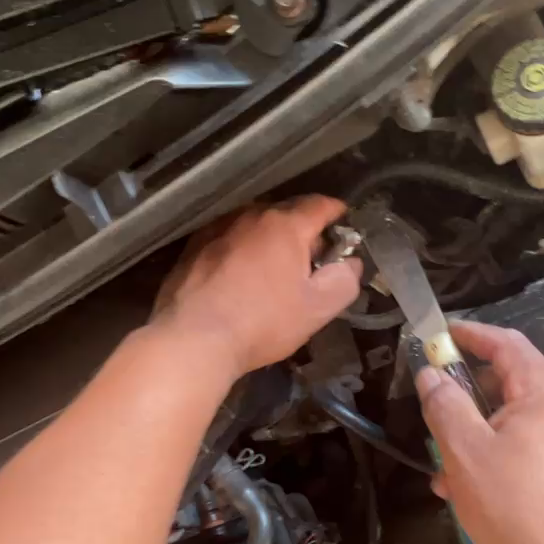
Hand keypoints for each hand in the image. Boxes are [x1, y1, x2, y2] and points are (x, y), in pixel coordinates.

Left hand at [154, 195, 363, 377]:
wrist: (193, 339)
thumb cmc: (262, 322)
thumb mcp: (317, 309)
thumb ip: (344, 280)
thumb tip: (350, 264)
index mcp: (285, 225)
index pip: (320, 205)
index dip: (337, 213)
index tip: (345, 227)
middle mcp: (249, 216)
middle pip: (286, 214)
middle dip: (303, 232)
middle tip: (312, 262)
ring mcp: (216, 229)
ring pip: (253, 226)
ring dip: (269, 241)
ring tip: (273, 271)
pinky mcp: (192, 248)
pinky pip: (227, 241)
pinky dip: (240, 251)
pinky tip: (239, 278)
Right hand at [416, 321, 543, 543]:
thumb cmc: (513, 506)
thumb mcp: (465, 451)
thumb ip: (445, 405)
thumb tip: (432, 375)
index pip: (509, 344)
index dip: (472, 334)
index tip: (441, 335)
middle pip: (513, 383)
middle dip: (469, 392)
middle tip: (435, 405)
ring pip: (516, 422)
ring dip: (477, 432)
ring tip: (443, 463)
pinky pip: (529, 450)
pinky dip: (497, 456)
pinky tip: (467, 489)